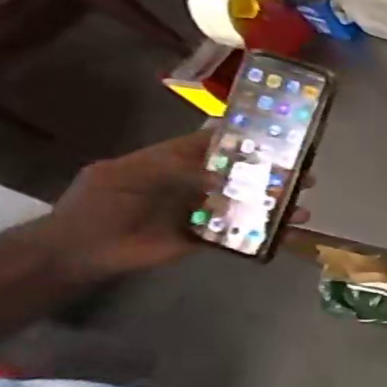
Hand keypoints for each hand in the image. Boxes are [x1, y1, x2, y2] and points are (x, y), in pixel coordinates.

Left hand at [41, 130, 310, 280]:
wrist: (80, 251)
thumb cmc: (96, 205)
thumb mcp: (122, 175)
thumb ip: (168, 169)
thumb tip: (220, 175)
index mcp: (173, 162)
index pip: (213, 144)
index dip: (243, 138)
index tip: (277, 136)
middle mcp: (194, 183)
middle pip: (240, 174)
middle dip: (273, 174)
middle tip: (306, 174)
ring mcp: (204, 211)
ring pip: (248, 204)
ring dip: (277, 204)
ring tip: (303, 207)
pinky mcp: (209, 237)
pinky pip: (243, 234)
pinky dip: (268, 233)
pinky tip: (289, 233)